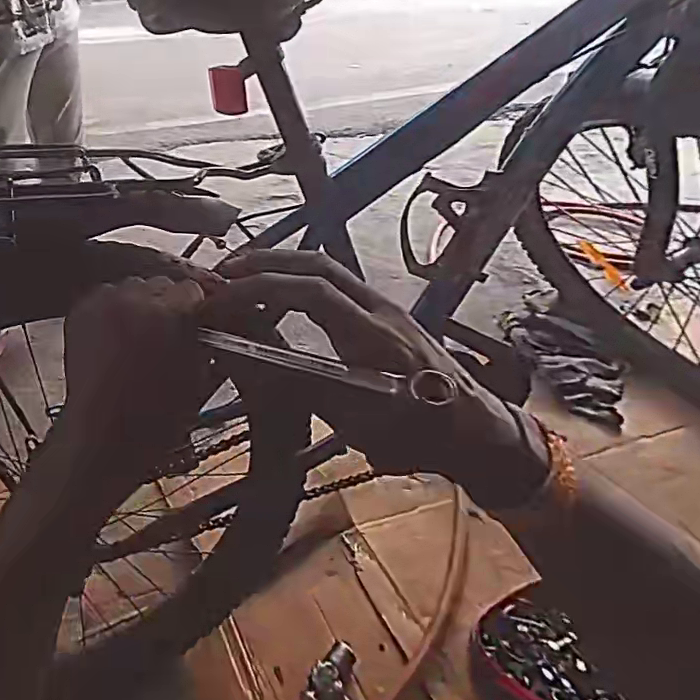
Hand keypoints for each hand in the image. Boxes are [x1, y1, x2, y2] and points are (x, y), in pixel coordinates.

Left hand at [60, 276, 221, 484]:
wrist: (100, 437)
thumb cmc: (152, 418)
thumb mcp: (197, 377)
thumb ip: (204, 340)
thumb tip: (208, 323)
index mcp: (167, 313)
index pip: (192, 289)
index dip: (198, 307)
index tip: (198, 319)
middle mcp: (132, 299)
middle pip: (161, 284)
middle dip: (168, 304)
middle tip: (169, 331)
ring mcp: (102, 303)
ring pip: (133, 287)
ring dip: (141, 305)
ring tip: (141, 336)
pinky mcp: (81, 312)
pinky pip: (107, 298)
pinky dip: (114, 311)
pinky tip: (118, 337)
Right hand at [205, 250, 550, 507]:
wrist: (477, 431)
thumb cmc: (418, 437)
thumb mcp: (354, 422)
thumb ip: (301, 384)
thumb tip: (247, 358)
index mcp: (375, 336)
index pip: (311, 290)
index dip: (261, 287)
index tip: (223, 299)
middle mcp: (379, 308)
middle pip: (316, 263)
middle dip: (264, 262)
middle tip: (222, 274)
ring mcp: (383, 304)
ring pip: (325, 266)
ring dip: (280, 265)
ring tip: (241, 277)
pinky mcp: (382, 310)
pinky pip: (334, 280)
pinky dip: (297, 277)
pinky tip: (278, 292)